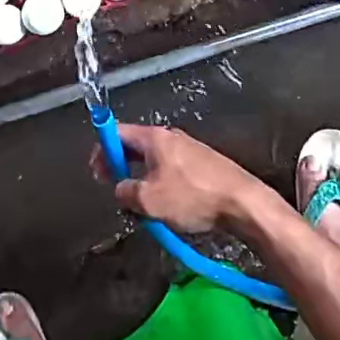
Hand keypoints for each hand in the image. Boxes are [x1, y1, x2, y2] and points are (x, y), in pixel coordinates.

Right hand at [91, 123, 269, 233]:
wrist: (242, 202)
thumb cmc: (191, 197)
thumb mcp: (148, 200)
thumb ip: (124, 192)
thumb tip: (120, 189)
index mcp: (154, 137)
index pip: (117, 132)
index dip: (102, 149)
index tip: (97, 171)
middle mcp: (171, 137)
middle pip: (135, 146)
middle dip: (121, 167)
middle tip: (115, 189)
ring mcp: (188, 149)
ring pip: (154, 161)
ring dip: (142, 180)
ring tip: (142, 205)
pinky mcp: (203, 165)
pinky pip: (171, 170)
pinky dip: (161, 185)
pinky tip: (167, 207)